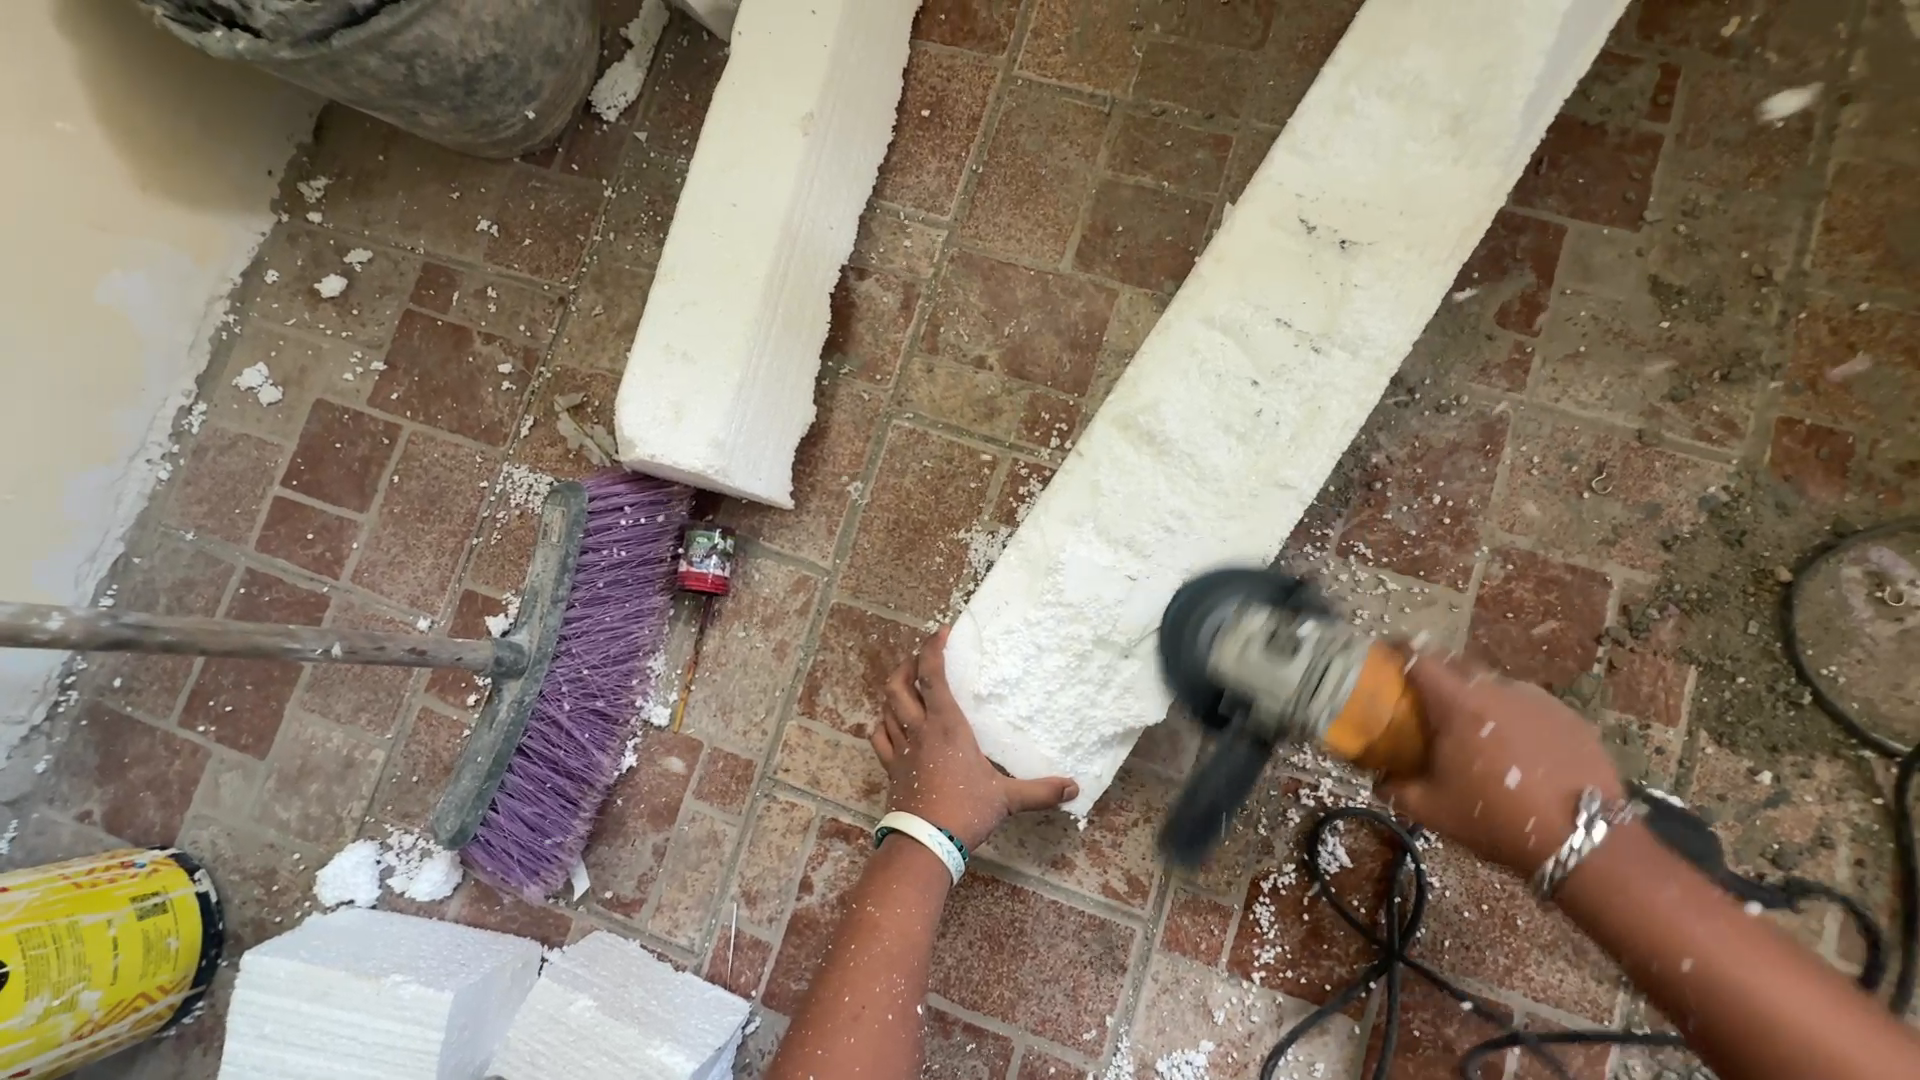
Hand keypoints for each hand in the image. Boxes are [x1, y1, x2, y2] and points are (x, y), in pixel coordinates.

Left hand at [871, 629, 1078, 849]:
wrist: (925, 842)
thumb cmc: (965, 811)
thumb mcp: (1007, 798)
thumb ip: (1039, 791)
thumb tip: (1074, 788)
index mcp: (946, 725)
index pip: (932, 675)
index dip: (932, 648)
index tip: (941, 631)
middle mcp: (919, 729)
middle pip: (899, 685)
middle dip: (906, 665)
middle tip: (918, 659)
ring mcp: (900, 748)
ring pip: (886, 708)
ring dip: (894, 692)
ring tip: (906, 686)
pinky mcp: (890, 767)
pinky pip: (878, 737)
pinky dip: (881, 724)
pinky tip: (887, 724)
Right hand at [1374, 652, 1623, 876]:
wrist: (1587, 843)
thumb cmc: (1498, 819)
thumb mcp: (1431, 810)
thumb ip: (1394, 788)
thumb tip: (1377, 778)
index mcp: (1459, 705)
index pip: (1420, 659)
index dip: (1398, 651)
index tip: (1386, 654)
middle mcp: (1499, 691)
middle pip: (1457, 664)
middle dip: (1436, 672)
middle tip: (1423, 696)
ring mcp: (1539, 701)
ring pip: (1495, 685)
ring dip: (1477, 696)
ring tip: (1474, 727)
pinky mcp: (1570, 718)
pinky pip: (1528, 705)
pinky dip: (1513, 715)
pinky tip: (1516, 746)